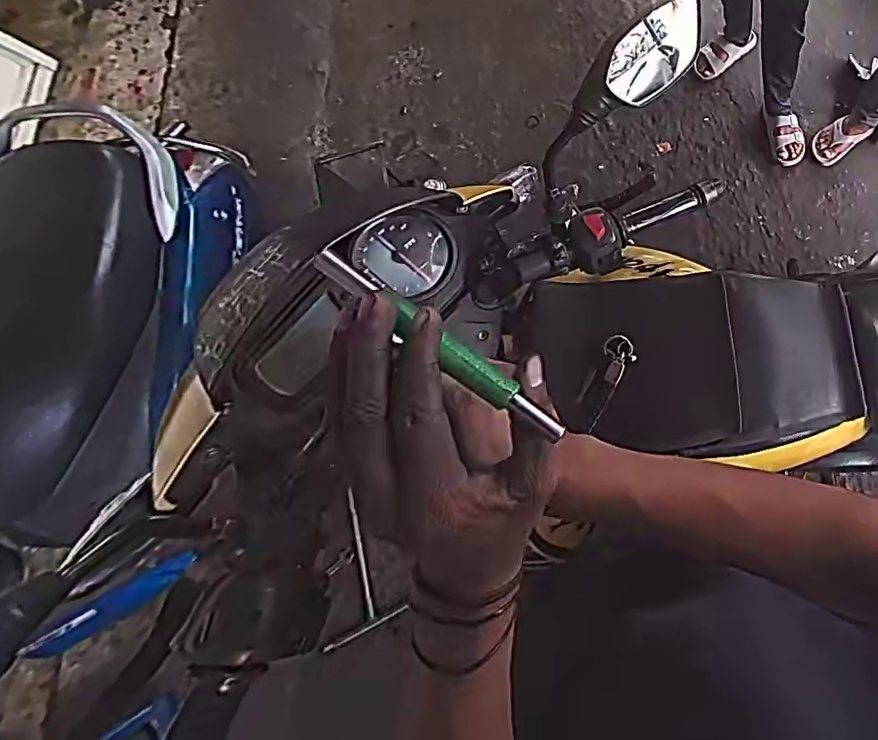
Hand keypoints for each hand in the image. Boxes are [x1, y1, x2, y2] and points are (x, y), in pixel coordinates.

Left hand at [334, 293, 557, 598]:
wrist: (464, 572)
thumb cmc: (503, 524)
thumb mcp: (535, 484)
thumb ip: (536, 426)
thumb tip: (531, 366)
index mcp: (438, 499)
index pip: (420, 420)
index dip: (421, 364)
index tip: (428, 321)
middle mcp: (388, 498)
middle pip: (367, 416)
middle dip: (370, 352)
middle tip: (378, 305)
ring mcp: (363, 491)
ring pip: (343, 418)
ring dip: (347, 360)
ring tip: (355, 313)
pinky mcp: (354, 479)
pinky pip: (341, 423)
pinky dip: (341, 379)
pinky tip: (347, 344)